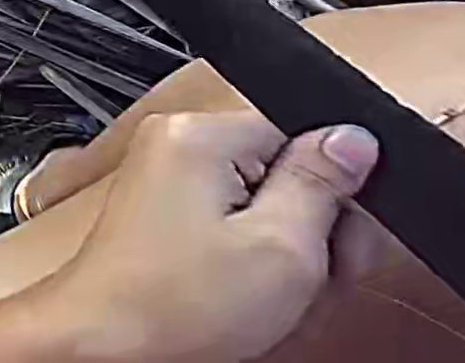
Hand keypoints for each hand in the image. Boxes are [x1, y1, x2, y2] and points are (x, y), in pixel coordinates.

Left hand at [0, 112, 377, 362]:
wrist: (112, 333)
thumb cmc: (182, 298)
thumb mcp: (281, 247)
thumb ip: (321, 184)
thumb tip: (352, 136)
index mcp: (196, 132)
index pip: (300, 133)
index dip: (336, 195)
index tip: (338, 246)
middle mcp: (172, 135)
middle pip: (279, 165)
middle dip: (310, 227)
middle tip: (307, 278)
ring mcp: (161, 164)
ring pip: (259, 193)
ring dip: (282, 245)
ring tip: (271, 290)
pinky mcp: (159, 193)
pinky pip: (226, 207)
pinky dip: (248, 246)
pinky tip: (245, 284)